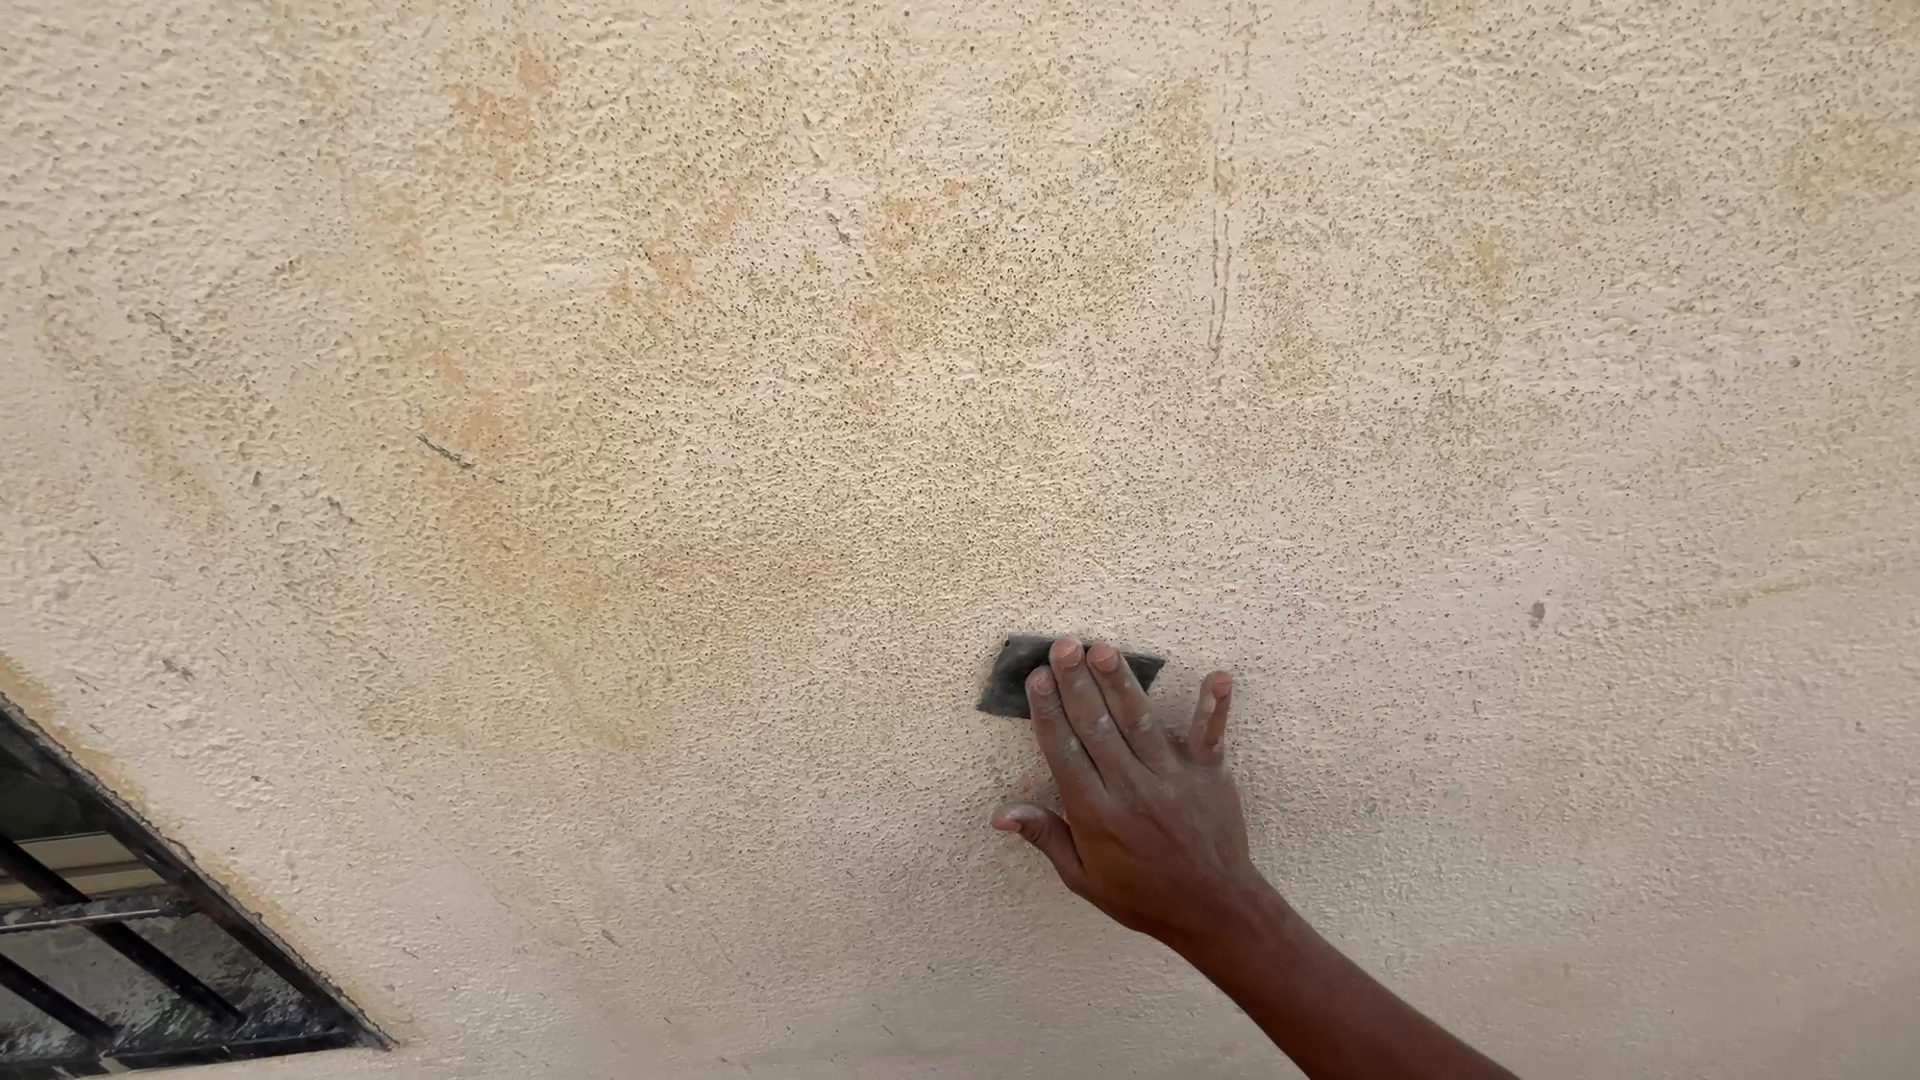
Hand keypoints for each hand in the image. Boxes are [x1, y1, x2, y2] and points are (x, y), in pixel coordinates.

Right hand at [992, 637, 1280, 950]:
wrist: (1215, 913)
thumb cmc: (1143, 895)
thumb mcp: (1083, 878)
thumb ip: (1045, 836)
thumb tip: (1000, 814)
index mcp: (1097, 815)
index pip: (1064, 752)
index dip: (1048, 712)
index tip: (1036, 678)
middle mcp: (1132, 790)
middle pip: (1096, 727)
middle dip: (1076, 683)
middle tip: (1064, 646)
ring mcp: (1172, 779)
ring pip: (1139, 722)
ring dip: (1121, 683)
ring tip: (1103, 649)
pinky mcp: (1208, 775)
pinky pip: (1210, 737)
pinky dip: (1214, 708)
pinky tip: (1217, 676)